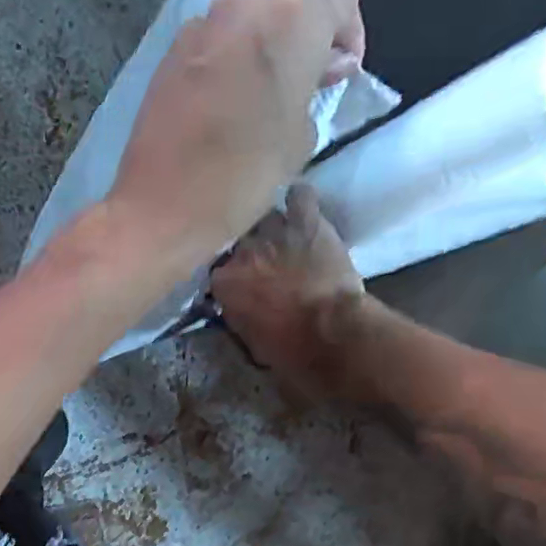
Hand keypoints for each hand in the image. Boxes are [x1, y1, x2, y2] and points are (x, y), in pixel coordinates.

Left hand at [107, 0, 364, 265]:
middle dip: (311, 17)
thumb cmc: (241, 177)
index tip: (341, 74)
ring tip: (271, 79)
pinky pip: (217, 30)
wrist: (161, 206)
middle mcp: (246, 1)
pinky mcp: (172, 48)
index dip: (348, 32)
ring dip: (270, 27)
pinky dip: (233, 45)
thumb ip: (318, 89)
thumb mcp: (298, 139)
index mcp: (292, 16)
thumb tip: (325, 68)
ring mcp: (203, 22)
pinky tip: (231, 90)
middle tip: (310, 68)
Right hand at [212, 184, 376, 391]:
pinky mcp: (307, 221)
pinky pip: (299, 196)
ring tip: (276, 231)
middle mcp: (242, 250)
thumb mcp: (249, 339)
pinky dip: (299, 199)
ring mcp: (274, 231)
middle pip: (235, 238)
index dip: (226, 275)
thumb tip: (235, 306)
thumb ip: (236, 313)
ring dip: (268, 223)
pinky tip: (299, 205)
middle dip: (244, 247)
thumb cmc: (289, 349)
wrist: (331, 332)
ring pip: (262, 214)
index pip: (213, 269)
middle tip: (256, 258)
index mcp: (224, 282)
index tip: (234, 284)